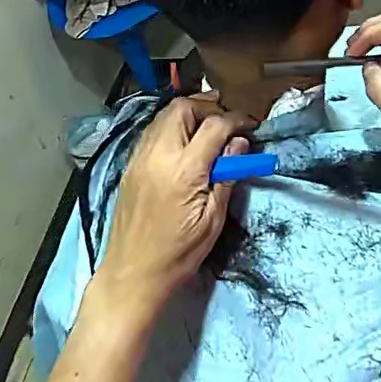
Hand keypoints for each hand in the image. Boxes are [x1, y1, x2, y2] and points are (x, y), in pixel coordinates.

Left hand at [94, 96, 251, 319]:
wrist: (132, 274)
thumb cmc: (179, 253)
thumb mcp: (213, 219)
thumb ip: (227, 176)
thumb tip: (240, 144)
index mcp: (184, 170)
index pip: (214, 126)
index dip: (236, 120)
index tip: (250, 126)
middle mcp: (158, 155)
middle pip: (183, 108)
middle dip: (208, 107)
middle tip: (227, 122)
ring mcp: (139, 158)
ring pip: (164, 115)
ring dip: (189, 114)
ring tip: (208, 128)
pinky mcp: (130, 166)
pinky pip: (152, 131)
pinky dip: (171, 126)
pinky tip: (184, 143)